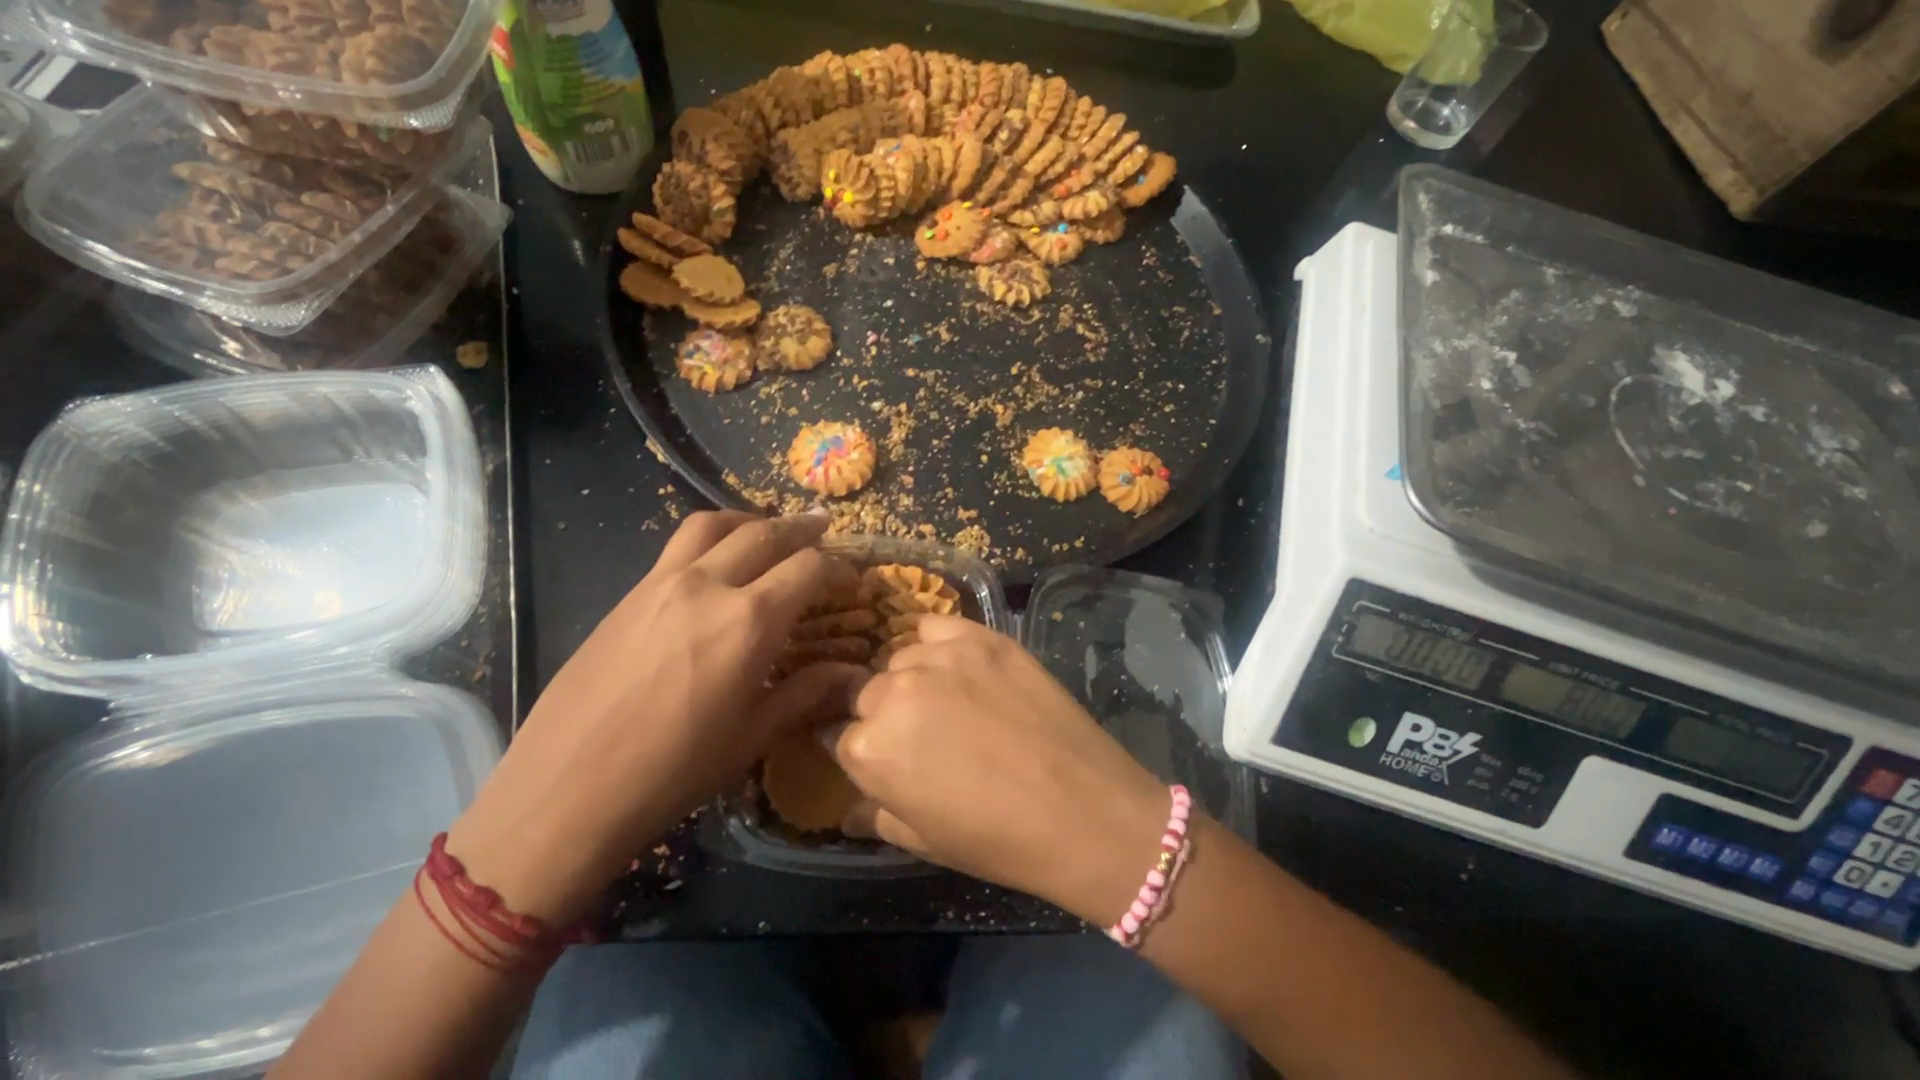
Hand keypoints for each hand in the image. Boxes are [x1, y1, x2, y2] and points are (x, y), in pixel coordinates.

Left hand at [447, 512, 863, 923]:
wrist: (569, 785)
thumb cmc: (674, 770)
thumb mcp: (752, 736)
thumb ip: (806, 694)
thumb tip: (853, 674)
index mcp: (749, 621)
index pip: (808, 569)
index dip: (838, 568)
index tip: (853, 578)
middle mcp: (707, 585)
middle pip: (764, 534)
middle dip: (802, 529)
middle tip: (824, 529)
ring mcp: (661, 584)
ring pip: (713, 525)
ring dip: (751, 520)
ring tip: (769, 528)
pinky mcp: (628, 594)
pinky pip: (677, 546)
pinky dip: (710, 538)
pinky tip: (715, 564)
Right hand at [831, 616, 1172, 924]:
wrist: (1085, 812)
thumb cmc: (998, 841)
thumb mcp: (922, 841)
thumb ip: (874, 816)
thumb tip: (847, 810)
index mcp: (869, 750)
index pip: (837, 734)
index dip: (860, 748)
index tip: (883, 757)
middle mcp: (892, 694)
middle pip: (866, 691)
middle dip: (882, 713)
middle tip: (922, 736)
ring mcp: (940, 659)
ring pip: (902, 659)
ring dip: (913, 679)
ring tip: (950, 703)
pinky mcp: (982, 637)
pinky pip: (937, 628)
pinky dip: (939, 645)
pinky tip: (962, 668)